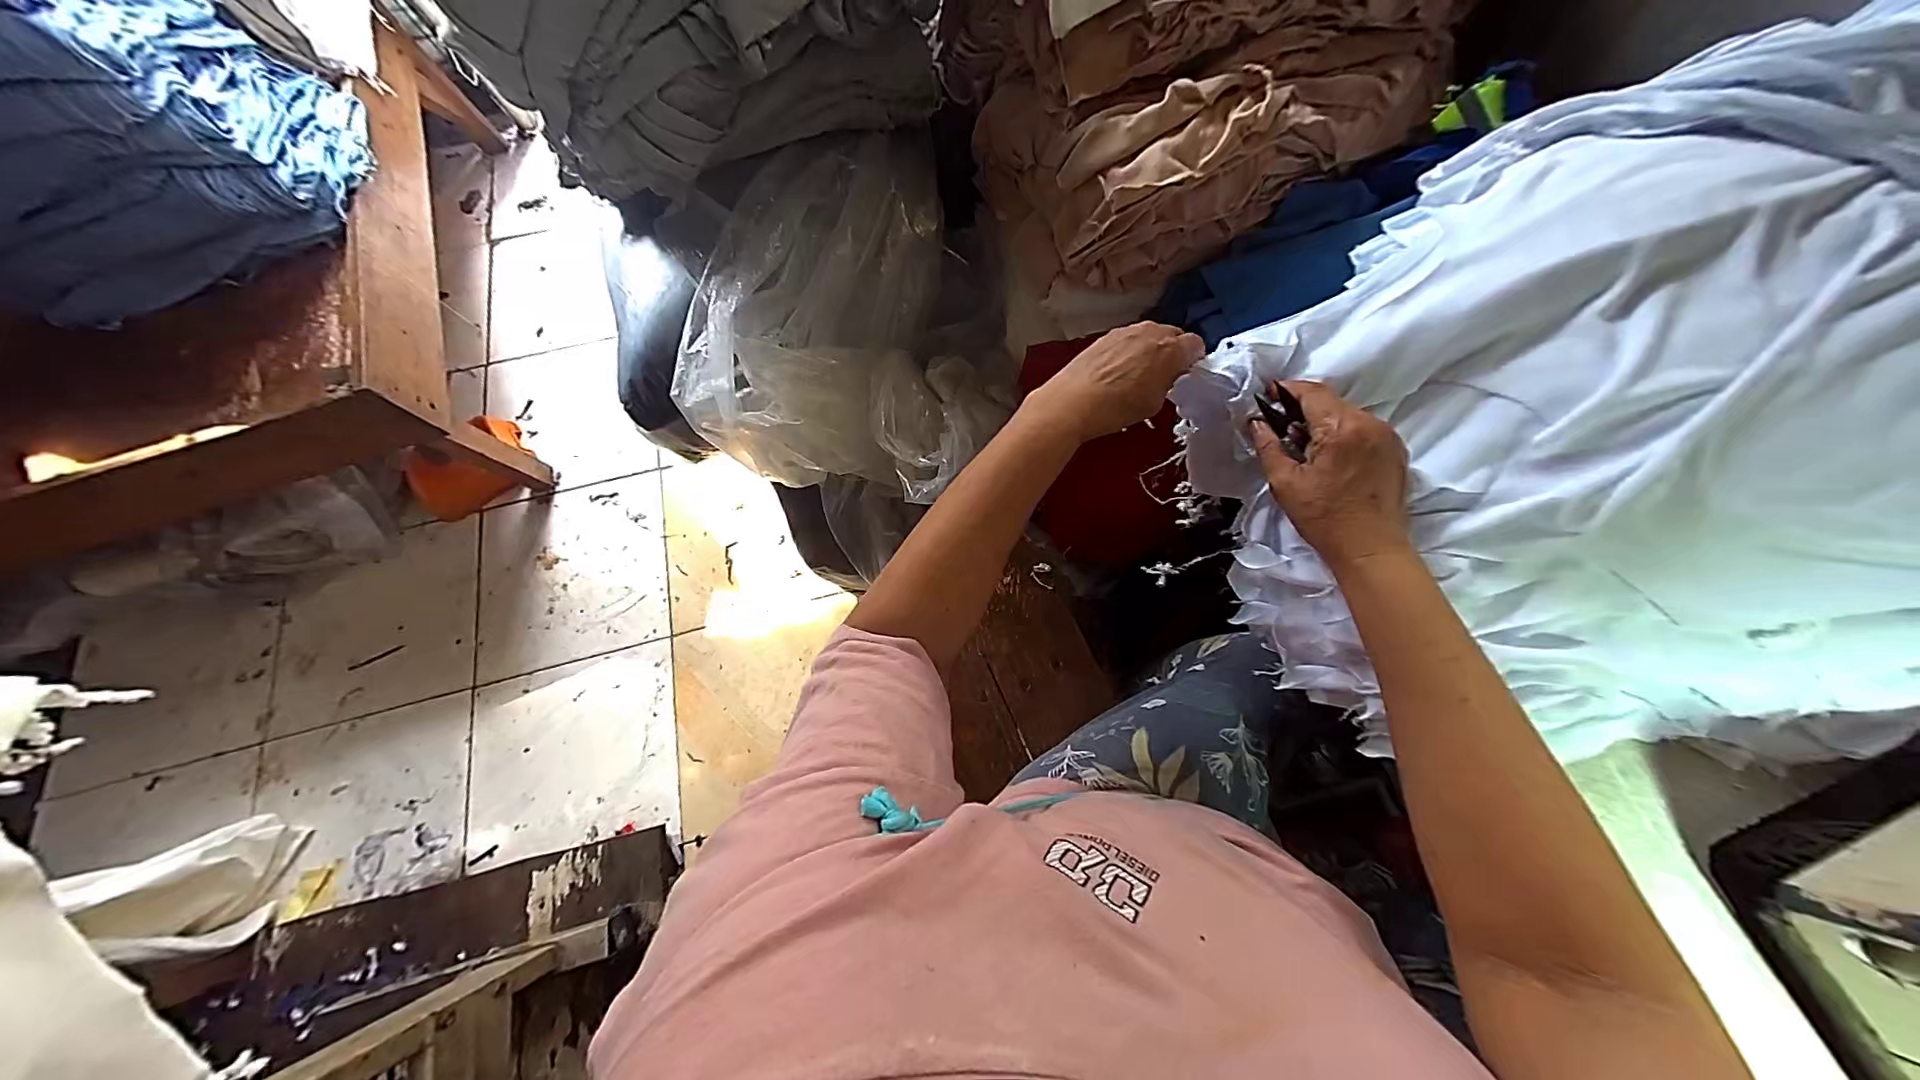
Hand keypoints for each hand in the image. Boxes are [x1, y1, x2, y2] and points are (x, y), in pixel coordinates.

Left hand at [1026, 322, 1203, 441]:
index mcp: (1171, 348)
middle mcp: (1149, 331)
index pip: (1195, 345)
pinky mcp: (1103, 337)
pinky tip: (1115, 373)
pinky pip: (1125, 341)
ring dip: (1148, 350)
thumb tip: (1167, 376)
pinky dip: (1127, 352)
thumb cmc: (1116, 407)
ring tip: (1136, 377)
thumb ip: (1168, 383)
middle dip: (1171, 352)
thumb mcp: (1154, 403)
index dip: (1192, 361)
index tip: (1184, 375)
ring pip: (1147, 336)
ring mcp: (1124, 331)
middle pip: (1171, 335)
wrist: (1071, 403)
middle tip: (1162, 377)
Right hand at [1250, 380, 1410, 566]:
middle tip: (1280, 427)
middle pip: (1330, 401)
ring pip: (1347, 414)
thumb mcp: (1285, 482)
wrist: (1370, 547)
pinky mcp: (1395, 449)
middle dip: (1303, 408)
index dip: (1286, 390)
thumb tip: (1257, 422)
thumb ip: (1269, 446)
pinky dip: (1343, 434)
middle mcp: (1369, 423)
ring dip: (1323, 422)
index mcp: (1341, 429)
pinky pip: (1363, 428)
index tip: (1268, 396)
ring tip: (1304, 447)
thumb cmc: (1323, 518)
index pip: (1312, 392)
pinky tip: (1329, 457)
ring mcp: (1386, 435)